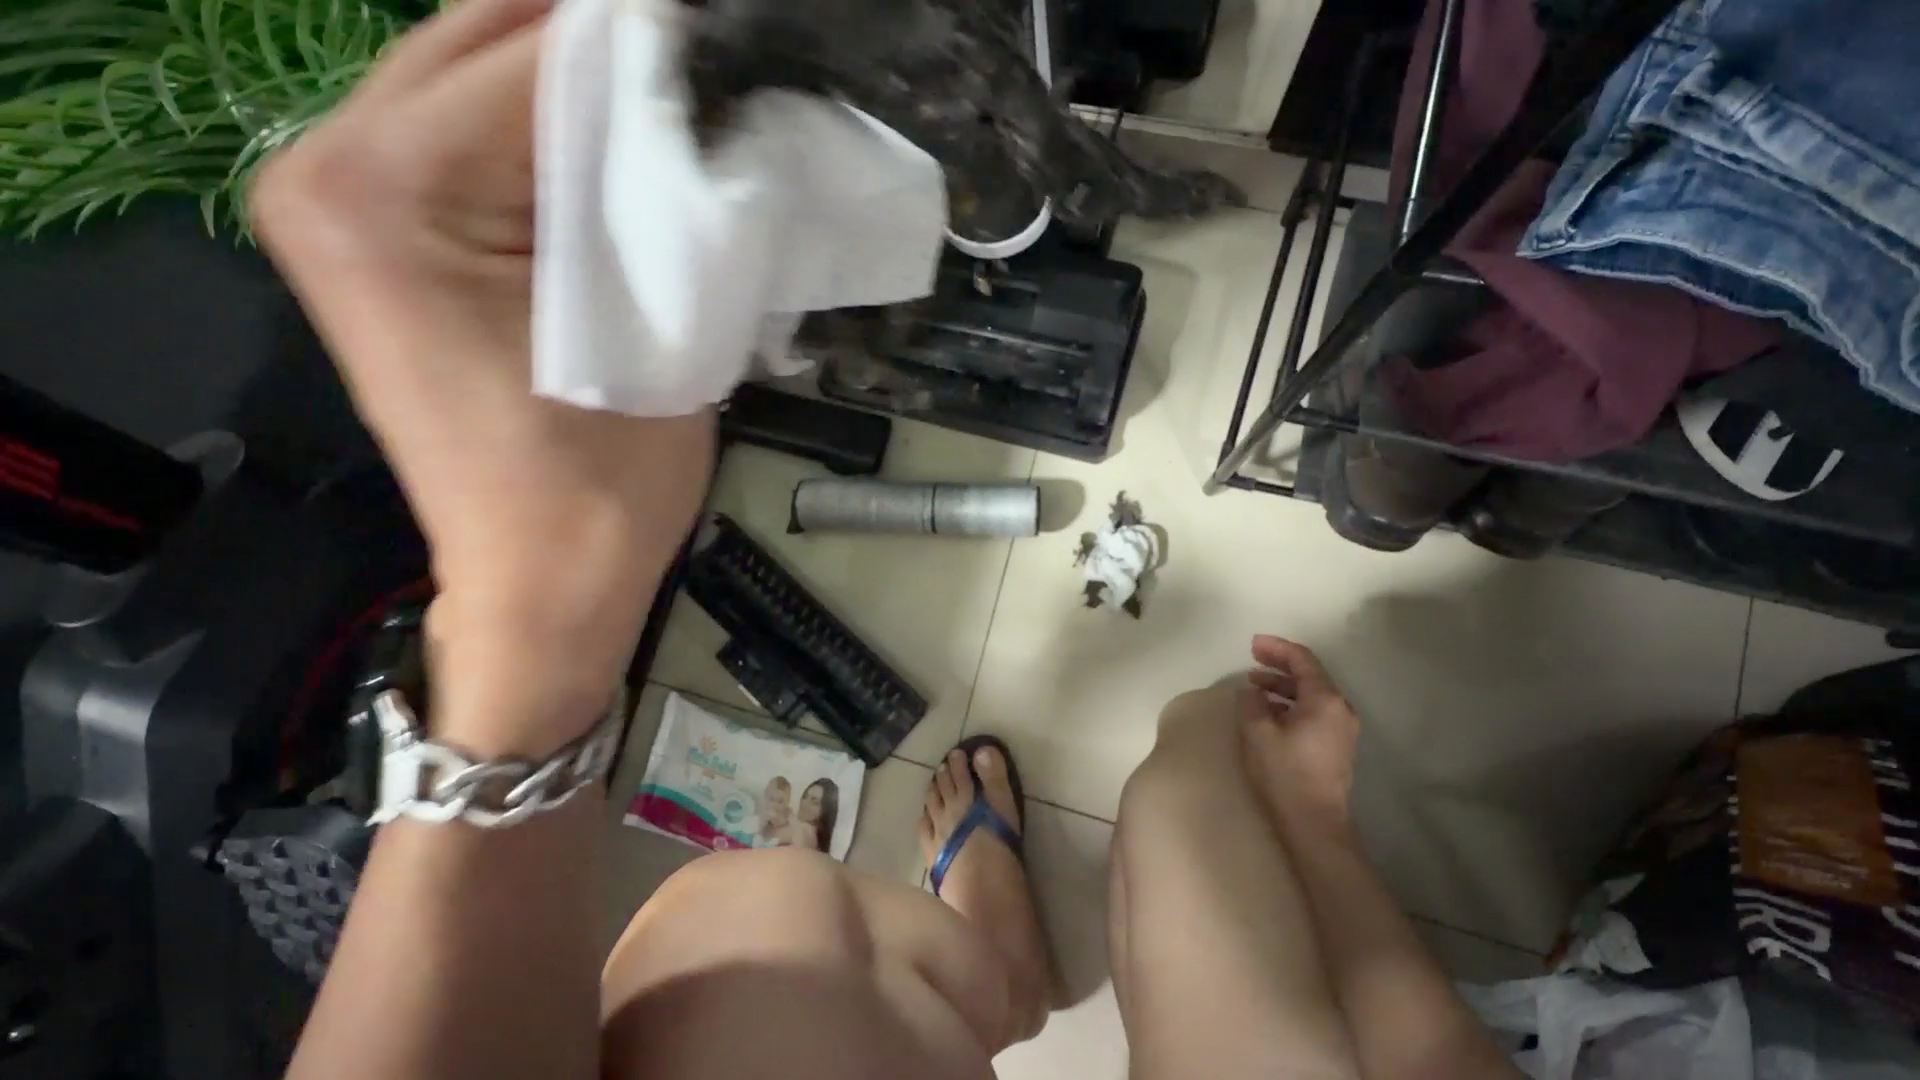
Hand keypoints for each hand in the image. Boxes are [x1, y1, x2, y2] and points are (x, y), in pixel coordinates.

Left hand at [251, 0, 713, 751]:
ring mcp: (340, 201)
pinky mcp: (379, 237)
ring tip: (674, 111)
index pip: (537, 56)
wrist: (546, 580)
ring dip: (581, 88)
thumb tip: (692, 83)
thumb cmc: (602, 481)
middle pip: (485, 41)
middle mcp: (328, 168)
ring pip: (476, 81)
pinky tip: (620, 156)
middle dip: (607, 52)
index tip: (731, 49)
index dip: (651, 48)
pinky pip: (470, 140)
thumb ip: (651, 185)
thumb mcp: (647, 321)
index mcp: (383, 189)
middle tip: (705, 71)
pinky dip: (549, 134)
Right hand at [1239, 636, 1360, 827]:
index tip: (1252, 644)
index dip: (1276, 648)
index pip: (1302, 660)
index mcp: (1325, 700)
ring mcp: (1342, 729)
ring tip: (1254, 685)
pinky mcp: (1337, 746)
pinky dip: (1292, 704)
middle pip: (1310, 675)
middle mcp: (1341, 709)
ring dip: (1283, 686)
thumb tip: (1251, 691)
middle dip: (1279, 665)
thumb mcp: (1257, 733)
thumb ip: (1252, 703)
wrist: (1315, 823)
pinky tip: (1270, 711)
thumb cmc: (1285, 774)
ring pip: (1312, 695)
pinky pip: (1315, 712)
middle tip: (1251, 659)